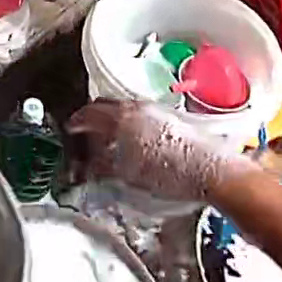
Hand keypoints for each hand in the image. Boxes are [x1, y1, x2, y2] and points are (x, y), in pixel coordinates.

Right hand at [67, 99, 255, 201]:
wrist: (211, 170)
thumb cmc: (170, 175)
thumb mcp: (129, 175)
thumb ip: (103, 166)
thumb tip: (86, 165)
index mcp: (122, 117)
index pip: (89, 112)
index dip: (76, 122)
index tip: (70, 131)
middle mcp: (137, 107)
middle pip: (104, 105)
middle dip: (91, 118)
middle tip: (84, 136)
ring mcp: (154, 109)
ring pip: (122, 108)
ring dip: (109, 120)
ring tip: (106, 142)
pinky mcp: (168, 116)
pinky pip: (137, 113)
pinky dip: (126, 123)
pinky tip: (129, 142)